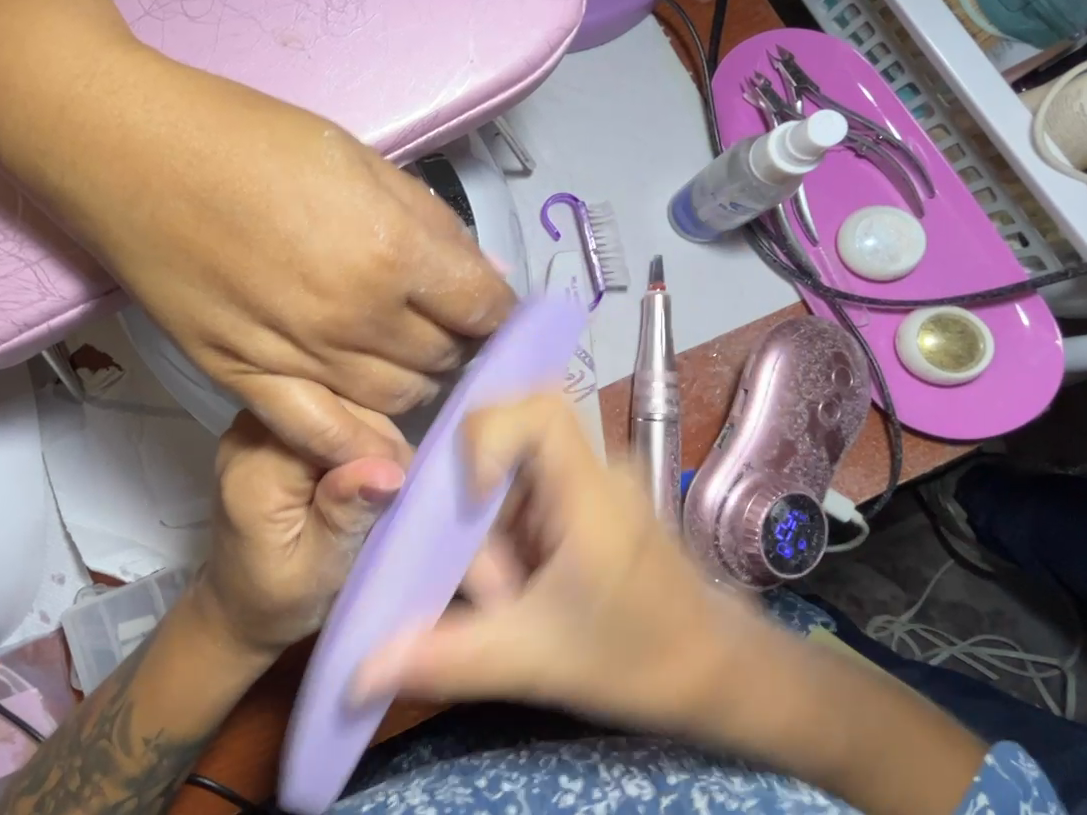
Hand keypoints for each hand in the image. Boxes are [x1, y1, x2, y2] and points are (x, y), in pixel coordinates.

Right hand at [70, 64, 515, 467]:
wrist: (133, 155)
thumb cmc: (245, 136)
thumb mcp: (355, 156)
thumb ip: (425, 222)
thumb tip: (481, 276)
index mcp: (391, 249)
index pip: (482, 306)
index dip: (498, 312)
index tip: (492, 310)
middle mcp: (357, 317)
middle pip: (441, 357)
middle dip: (456, 342)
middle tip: (445, 324)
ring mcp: (300, 357)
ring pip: (392, 399)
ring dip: (415, 382)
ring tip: (405, 357)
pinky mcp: (245, 380)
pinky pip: (320, 433)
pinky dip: (360, 443)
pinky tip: (380, 440)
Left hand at [195, 410, 405, 655]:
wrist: (238, 604)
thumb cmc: (281, 598)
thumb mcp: (319, 570)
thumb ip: (346, 515)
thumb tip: (387, 469)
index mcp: (257, 466)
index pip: (337, 427)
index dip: (379, 452)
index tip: (399, 491)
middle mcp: (249, 429)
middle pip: (338, 407)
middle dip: (375, 444)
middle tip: (389, 495)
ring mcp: (257, 422)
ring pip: (337, 404)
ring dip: (366, 440)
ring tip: (373, 490)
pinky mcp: (268, 426)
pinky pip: (324, 413)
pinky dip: (348, 440)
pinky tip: (353, 475)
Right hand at [354, 395, 768, 734]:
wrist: (725, 677)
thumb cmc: (641, 661)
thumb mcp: (536, 660)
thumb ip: (448, 658)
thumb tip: (362, 670)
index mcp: (590, 494)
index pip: (537, 409)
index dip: (489, 435)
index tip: (475, 499)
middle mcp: (596, 471)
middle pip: (511, 441)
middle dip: (482, 508)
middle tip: (491, 574)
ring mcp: (597, 482)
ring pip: (514, 470)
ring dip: (495, 529)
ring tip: (512, 590)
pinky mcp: (592, 499)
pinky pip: (529, 491)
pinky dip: (511, 534)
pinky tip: (526, 584)